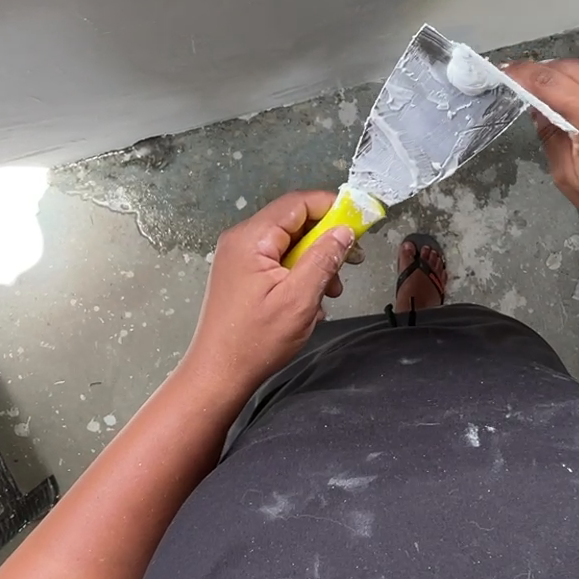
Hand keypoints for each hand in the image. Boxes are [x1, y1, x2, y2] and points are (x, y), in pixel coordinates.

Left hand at [177, 190, 356, 391]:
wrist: (218, 374)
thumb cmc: (253, 342)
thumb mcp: (299, 299)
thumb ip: (324, 259)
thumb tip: (344, 231)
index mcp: (251, 239)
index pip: (298, 203)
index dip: (332, 208)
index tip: (359, 222)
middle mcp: (242, 240)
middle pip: (294, 222)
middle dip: (326, 240)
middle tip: (351, 261)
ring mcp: (240, 257)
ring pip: (290, 243)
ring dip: (315, 261)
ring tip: (330, 290)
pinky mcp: (242, 273)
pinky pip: (279, 260)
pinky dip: (300, 273)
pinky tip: (310, 299)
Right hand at [505, 59, 578, 247]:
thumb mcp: (569, 177)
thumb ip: (550, 137)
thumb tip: (537, 108)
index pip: (551, 83)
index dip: (523, 73)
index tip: (504, 71)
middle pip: (570, 68)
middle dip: (543, 72)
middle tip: (523, 82)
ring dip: (567, 71)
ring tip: (551, 87)